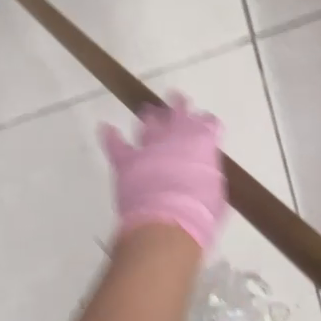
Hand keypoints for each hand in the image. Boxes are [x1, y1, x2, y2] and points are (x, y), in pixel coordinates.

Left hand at [100, 93, 227, 250]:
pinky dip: (110, 136)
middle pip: (177, 112)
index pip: (208, 124)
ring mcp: (149, 146)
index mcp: (203, 142)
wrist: (167, 223)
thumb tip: (203, 180)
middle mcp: (176, 136)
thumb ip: (208, 178)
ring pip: (149, 122)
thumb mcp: (215, 195)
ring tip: (147, 112)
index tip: (205, 125)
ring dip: (149, 117)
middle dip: (177, 105)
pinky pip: (115, 144)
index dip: (206, 124)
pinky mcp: (126, 161)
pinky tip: (105, 128)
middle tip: (175, 97)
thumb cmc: (200, 214)